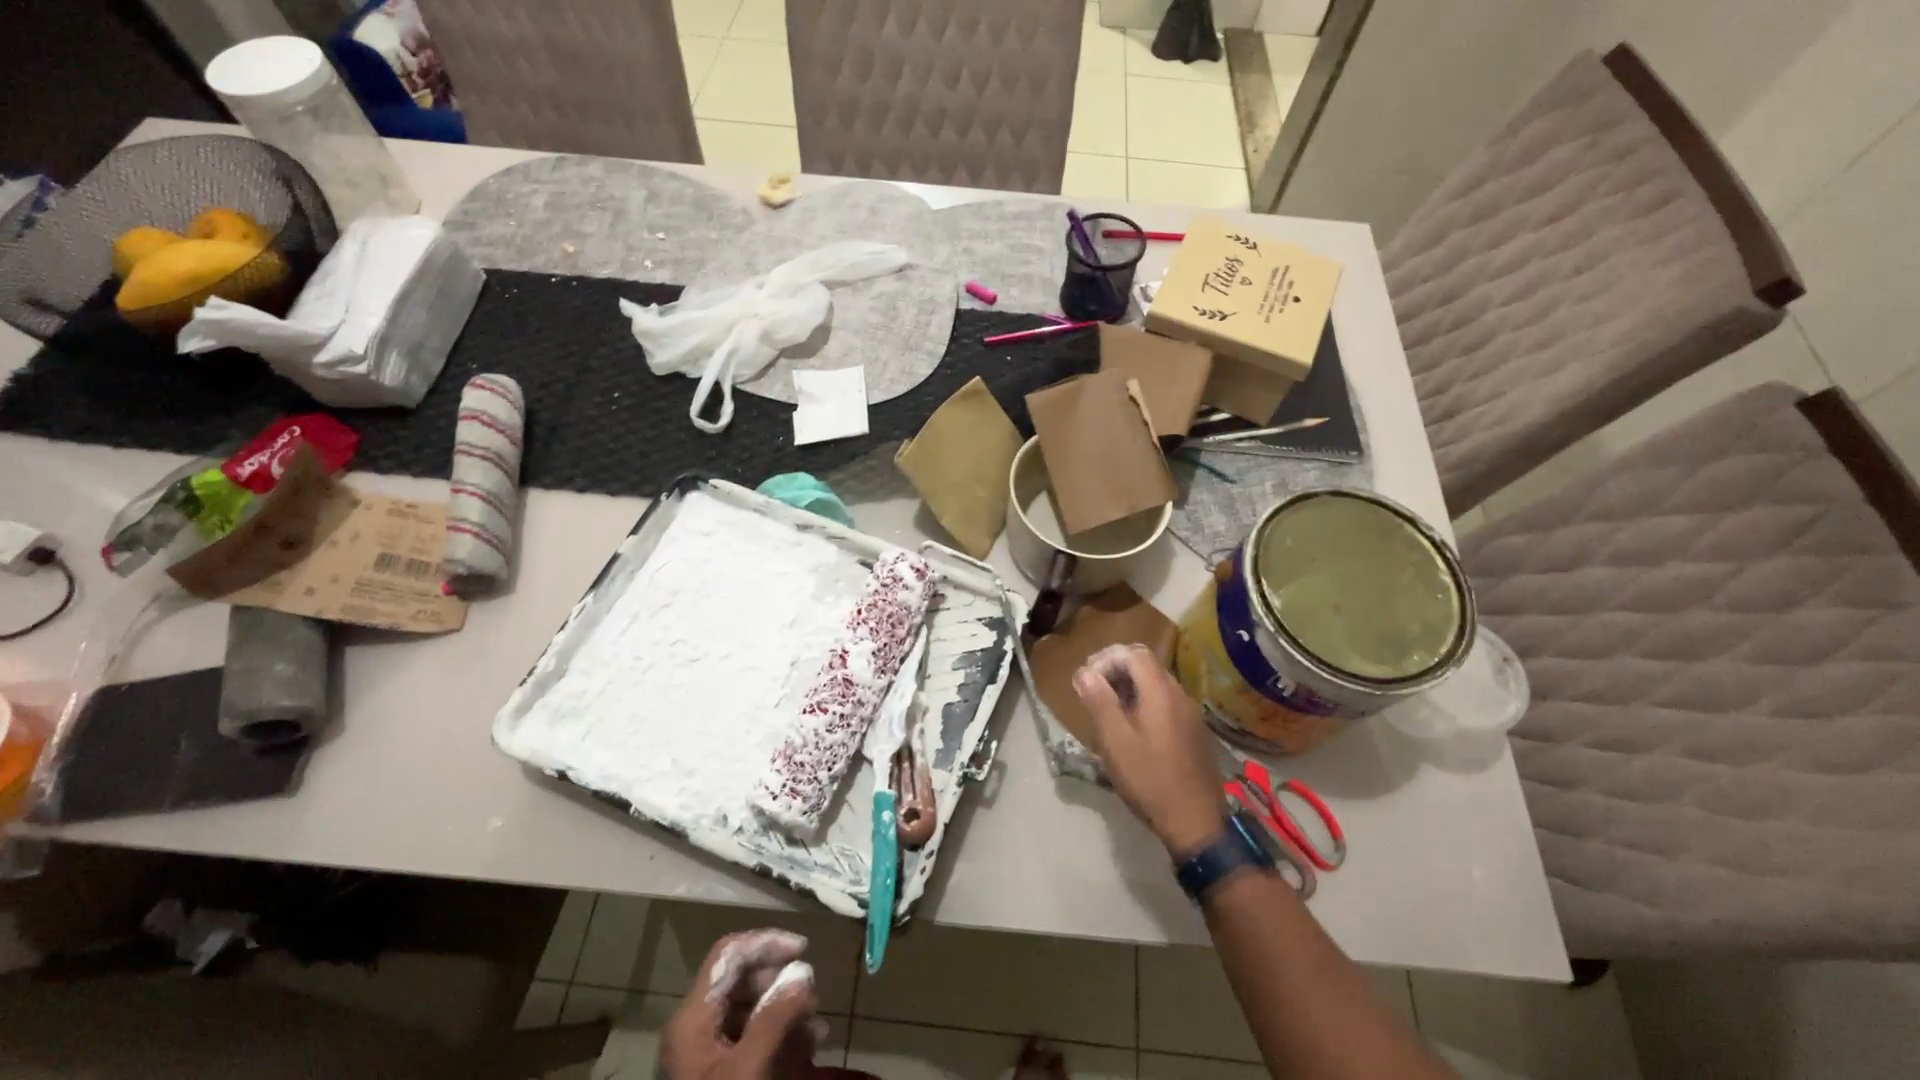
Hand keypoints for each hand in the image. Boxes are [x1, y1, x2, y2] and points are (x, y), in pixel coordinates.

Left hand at [661, 930, 827, 1079]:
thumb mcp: (752, 1069)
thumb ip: (777, 1017)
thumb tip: (803, 969)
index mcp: (693, 1018)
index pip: (728, 955)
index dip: (766, 942)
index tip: (804, 950)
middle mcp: (696, 1028)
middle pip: (741, 981)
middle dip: (782, 983)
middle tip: (814, 999)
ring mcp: (707, 1054)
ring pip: (750, 1011)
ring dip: (787, 1012)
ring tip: (818, 1032)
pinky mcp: (721, 1074)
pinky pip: (752, 1041)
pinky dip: (781, 1039)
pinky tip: (810, 1053)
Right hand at [1073, 644, 1225, 855]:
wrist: (1196, 822)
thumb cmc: (1150, 780)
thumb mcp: (1115, 742)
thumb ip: (1099, 702)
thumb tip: (1084, 671)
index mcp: (1161, 693)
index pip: (1134, 653)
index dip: (1106, 658)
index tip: (1086, 680)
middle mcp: (1180, 695)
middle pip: (1148, 665)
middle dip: (1117, 670)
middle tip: (1092, 692)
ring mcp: (1191, 714)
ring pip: (1157, 685)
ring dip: (1130, 688)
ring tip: (1107, 711)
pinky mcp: (1194, 733)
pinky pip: (1166, 704)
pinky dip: (1145, 703)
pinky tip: (1132, 730)